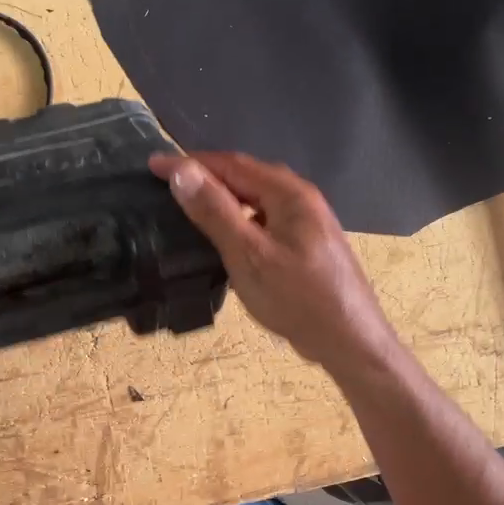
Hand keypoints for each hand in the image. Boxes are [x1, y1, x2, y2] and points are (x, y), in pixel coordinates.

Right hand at [150, 151, 399, 376]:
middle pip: (245, 176)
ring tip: (189, 206)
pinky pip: (265, 218)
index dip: (189, 163)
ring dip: (222, 197)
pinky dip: (239, 218)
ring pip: (256, 199)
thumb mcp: (248, 255)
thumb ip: (215, 212)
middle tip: (166, 184)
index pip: (230, 164)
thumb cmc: (298, 298)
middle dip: (205, 175)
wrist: (351, 341)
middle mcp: (301, 198)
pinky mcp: (308, 245)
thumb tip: (181, 172)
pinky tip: (226, 236)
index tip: (152, 165)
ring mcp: (308, 222)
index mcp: (289, 193)